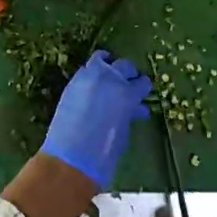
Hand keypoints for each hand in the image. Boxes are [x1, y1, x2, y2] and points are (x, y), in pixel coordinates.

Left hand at [40, 49, 150, 187]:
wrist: (72, 157)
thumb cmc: (105, 151)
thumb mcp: (124, 131)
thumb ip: (129, 113)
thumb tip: (135, 108)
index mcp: (127, 94)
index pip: (141, 83)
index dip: (144, 86)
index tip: (144, 89)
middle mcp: (109, 79)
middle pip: (124, 65)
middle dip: (129, 72)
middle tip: (130, 80)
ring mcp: (88, 77)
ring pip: (101, 59)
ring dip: (108, 63)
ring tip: (111, 69)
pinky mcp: (72, 81)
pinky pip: (85, 69)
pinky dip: (92, 71)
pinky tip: (94, 78)